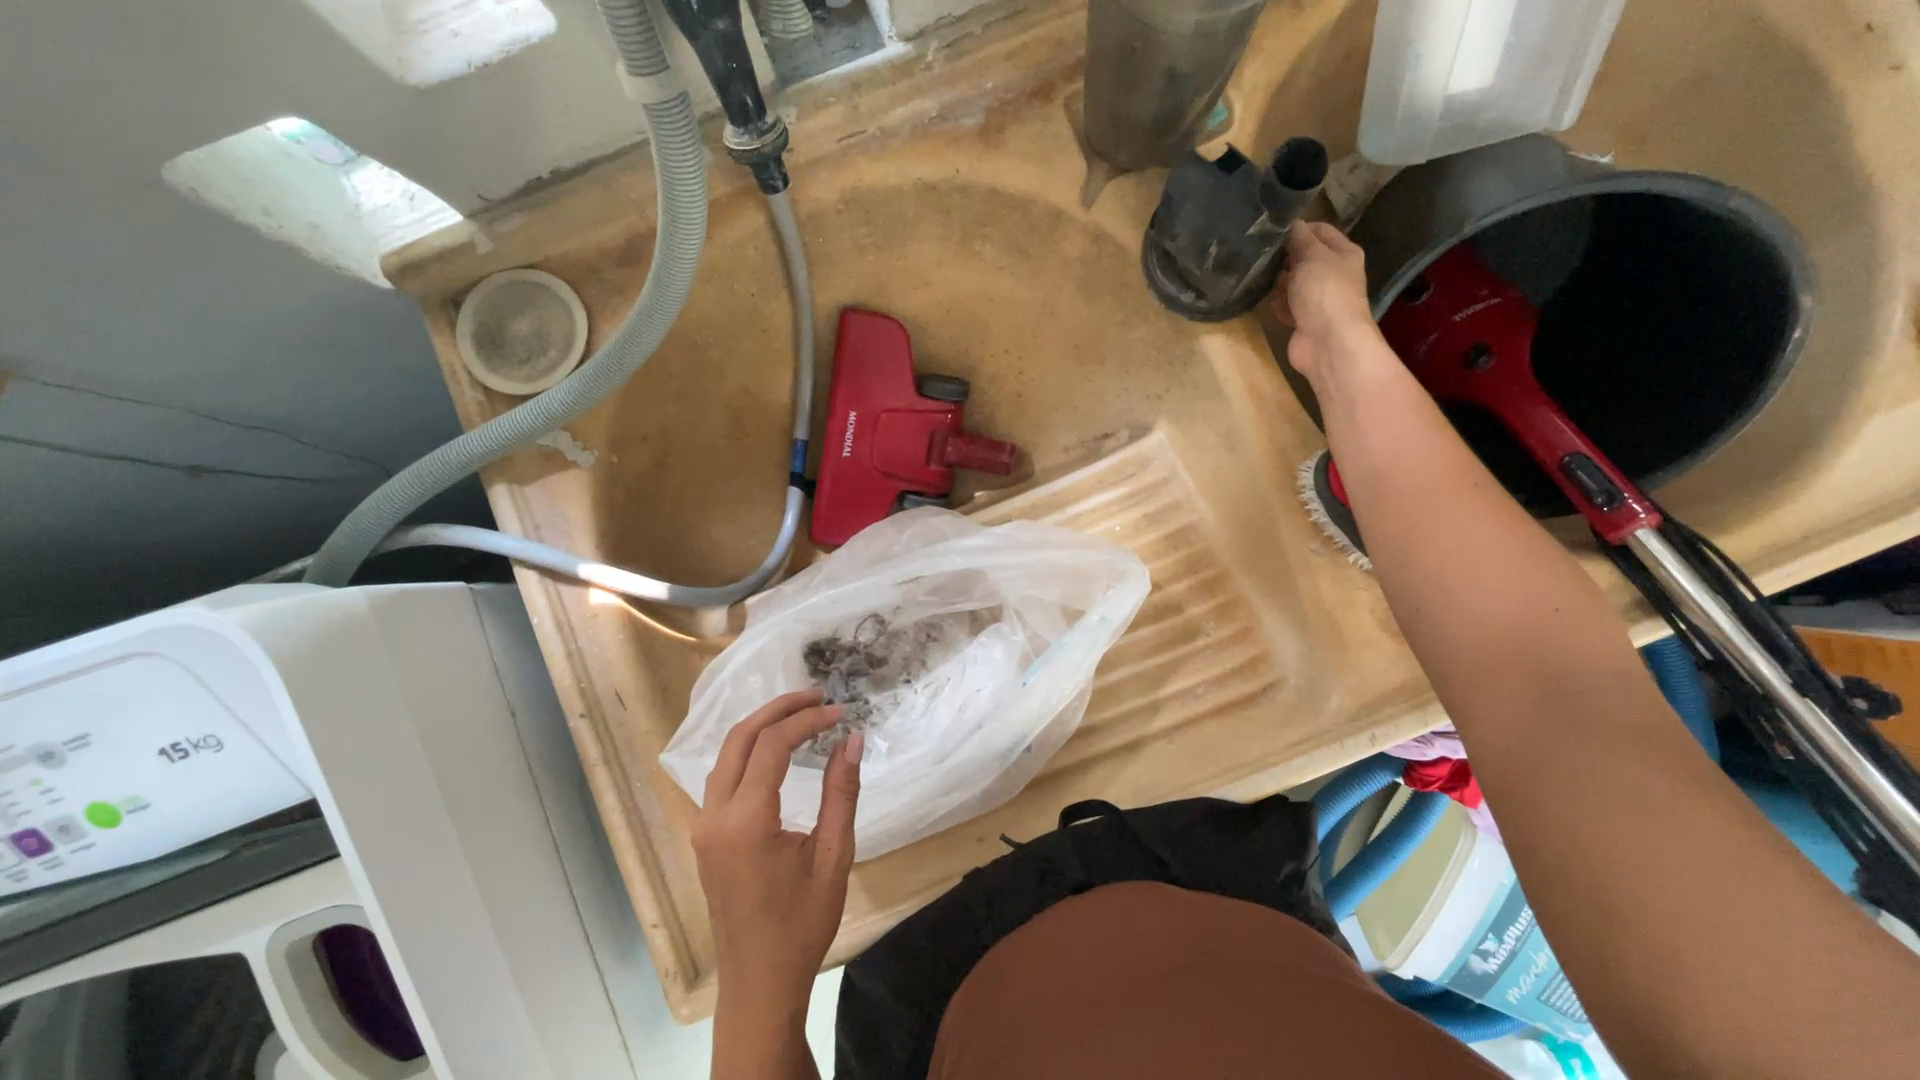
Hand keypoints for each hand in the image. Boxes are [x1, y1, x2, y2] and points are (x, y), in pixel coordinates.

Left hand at [694, 689, 862, 1002]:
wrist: (759, 980)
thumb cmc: (802, 924)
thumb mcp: (833, 857)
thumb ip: (841, 793)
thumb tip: (853, 739)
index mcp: (746, 821)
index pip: (772, 746)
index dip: (807, 720)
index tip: (840, 712)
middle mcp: (714, 815)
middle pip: (740, 738)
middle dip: (779, 709)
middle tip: (818, 696)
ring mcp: (703, 826)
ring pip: (725, 755)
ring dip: (760, 727)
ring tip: (800, 714)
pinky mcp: (705, 836)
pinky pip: (722, 777)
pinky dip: (748, 751)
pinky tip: (775, 750)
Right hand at [1271, 222, 1378, 382]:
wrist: (1329, 342)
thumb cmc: (1324, 291)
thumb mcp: (1311, 255)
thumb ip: (1299, 237)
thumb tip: (1291, 223)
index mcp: (1343, 253)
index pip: (1320, 231)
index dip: (1299, 229)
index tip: (1275, 233)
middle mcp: (1333, 273)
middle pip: (1304, 258)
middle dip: (1285, 258)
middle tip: (1265, 258)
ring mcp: (1319, 298)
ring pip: (1293, 283)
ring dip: (1280, 284)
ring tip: (1266, 282)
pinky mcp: (1305, 319)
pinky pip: (1287, 306)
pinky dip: (1280, 306)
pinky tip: (1275, 307)